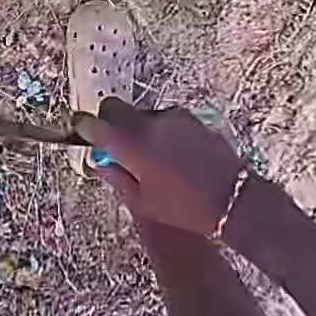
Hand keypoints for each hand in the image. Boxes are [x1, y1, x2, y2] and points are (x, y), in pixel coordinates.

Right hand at [73, 97, 244, 234]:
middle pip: (114, 107)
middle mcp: (148, 123)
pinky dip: (158, 131)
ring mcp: (171, 117)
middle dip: (108, 121)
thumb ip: (115, 176)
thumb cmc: (184, 208)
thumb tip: (100, 161)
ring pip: (140, 114)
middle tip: (112, 143)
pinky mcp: (190, 119)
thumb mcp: (142, 201)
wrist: (234, 200)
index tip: (81, 131)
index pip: (94, 123)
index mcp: (131, 144)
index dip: (83, 126)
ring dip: (136, 128)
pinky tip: (170, 154)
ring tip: (148, 156)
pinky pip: (163, 120)